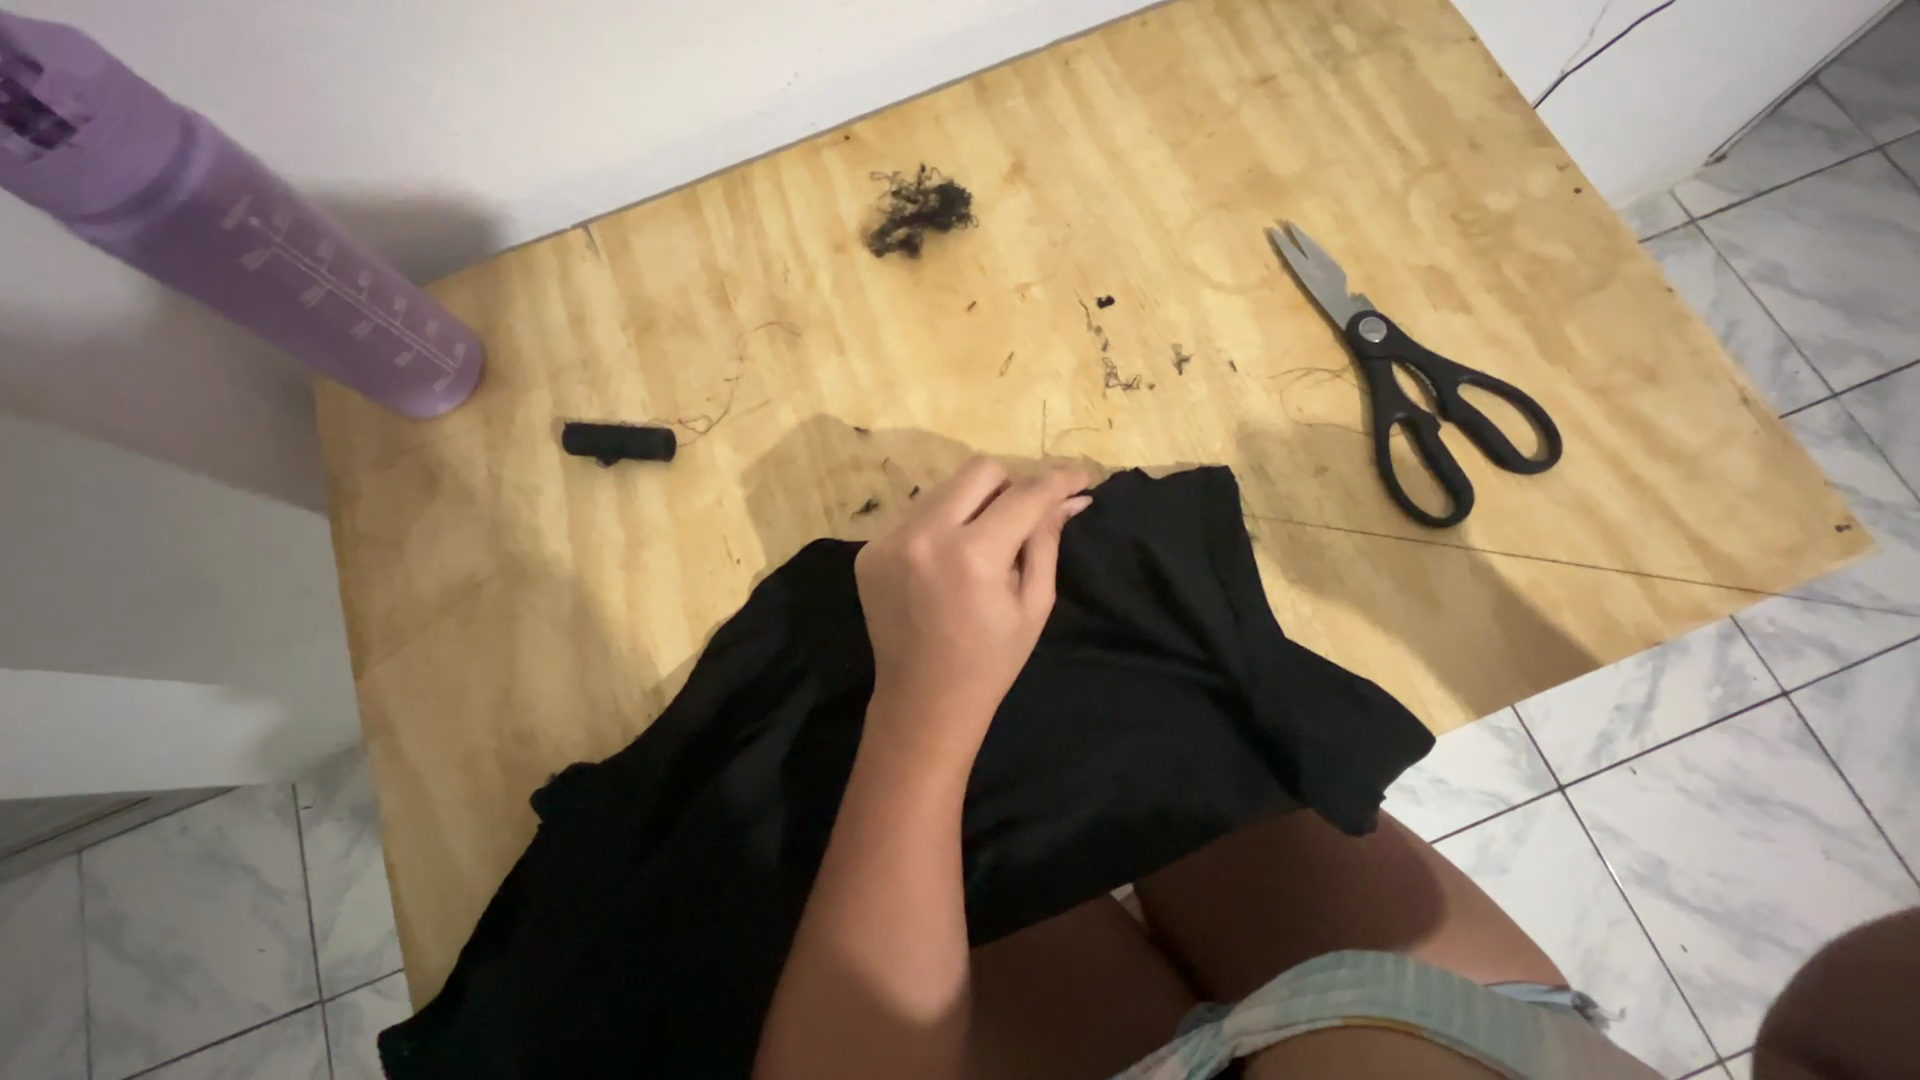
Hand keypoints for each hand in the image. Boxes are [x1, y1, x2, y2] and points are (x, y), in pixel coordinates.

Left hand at [854, 457, 1091, 768]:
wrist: (923, 701)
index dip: (1058, 480)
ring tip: (981, 546)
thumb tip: (1070, 497)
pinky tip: (946, 566)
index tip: (1079, 477)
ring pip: (943, 489)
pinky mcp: (870, 551)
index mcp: (973, 554)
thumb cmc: (990, 661)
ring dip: (971, 505)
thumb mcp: (1033, 604)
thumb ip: (1046, 541)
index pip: (1024, 494)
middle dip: (1010, 485)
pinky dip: (939, 528)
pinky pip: (916, 515)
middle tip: (1021, 519)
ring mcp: (890, 541)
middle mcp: (925, 535)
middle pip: (979, 471)